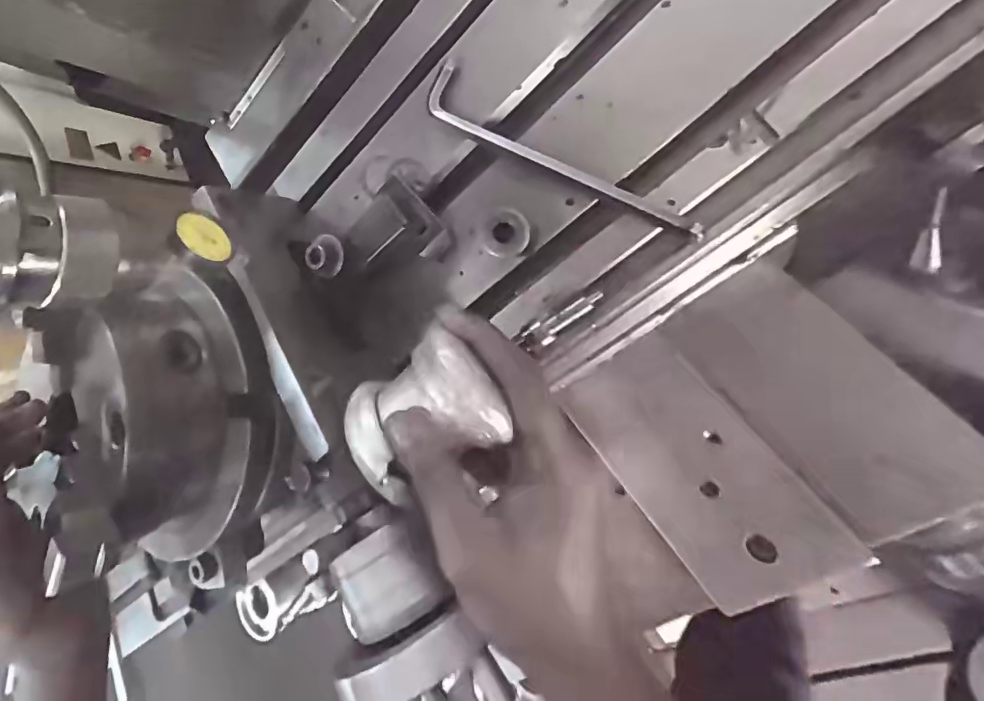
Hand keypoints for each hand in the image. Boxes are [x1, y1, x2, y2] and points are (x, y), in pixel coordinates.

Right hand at [387, 309, 684, 700]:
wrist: (580, 663)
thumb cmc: (526, 602)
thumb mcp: (466, 542)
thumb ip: (434, 475)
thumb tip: (403, 417)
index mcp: (557, 457)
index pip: (522, 378)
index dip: (485, 342)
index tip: (448, 319)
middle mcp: (571, 452)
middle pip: (526, 386)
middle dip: (482, 357)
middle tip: (439, 343)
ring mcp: (570, 470)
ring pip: (525, 411)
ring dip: (485, 391)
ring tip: (442, 379)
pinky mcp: (562, 486)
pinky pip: (522, 439)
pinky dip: (489, 427)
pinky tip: (457, 437)